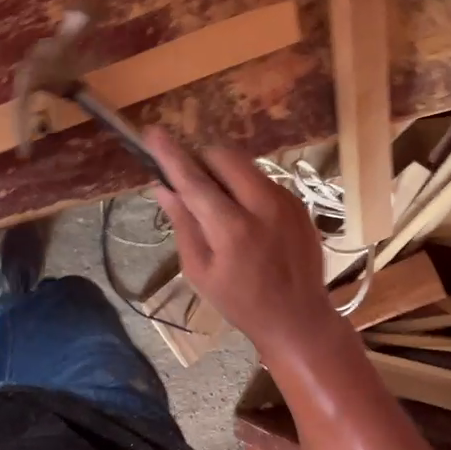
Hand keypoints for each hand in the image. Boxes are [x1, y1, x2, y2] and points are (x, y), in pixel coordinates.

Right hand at [147, 128, 337, 355]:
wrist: (297, 316)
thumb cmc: (239, 301)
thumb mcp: (199, 271)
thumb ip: (183, 225)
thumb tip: (164, 188)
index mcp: (232, 229)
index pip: (194, 180)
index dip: (170, 155)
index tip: (153, 133)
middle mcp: (263, 205)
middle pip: (224, 157)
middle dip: (200, 160)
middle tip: (187, 180)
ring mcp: (285, 201)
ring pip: (245, 165)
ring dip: (222, 173)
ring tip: (215, 204)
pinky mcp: (297, 203)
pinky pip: (262, 180)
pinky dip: (243, 187)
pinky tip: (241, 216)